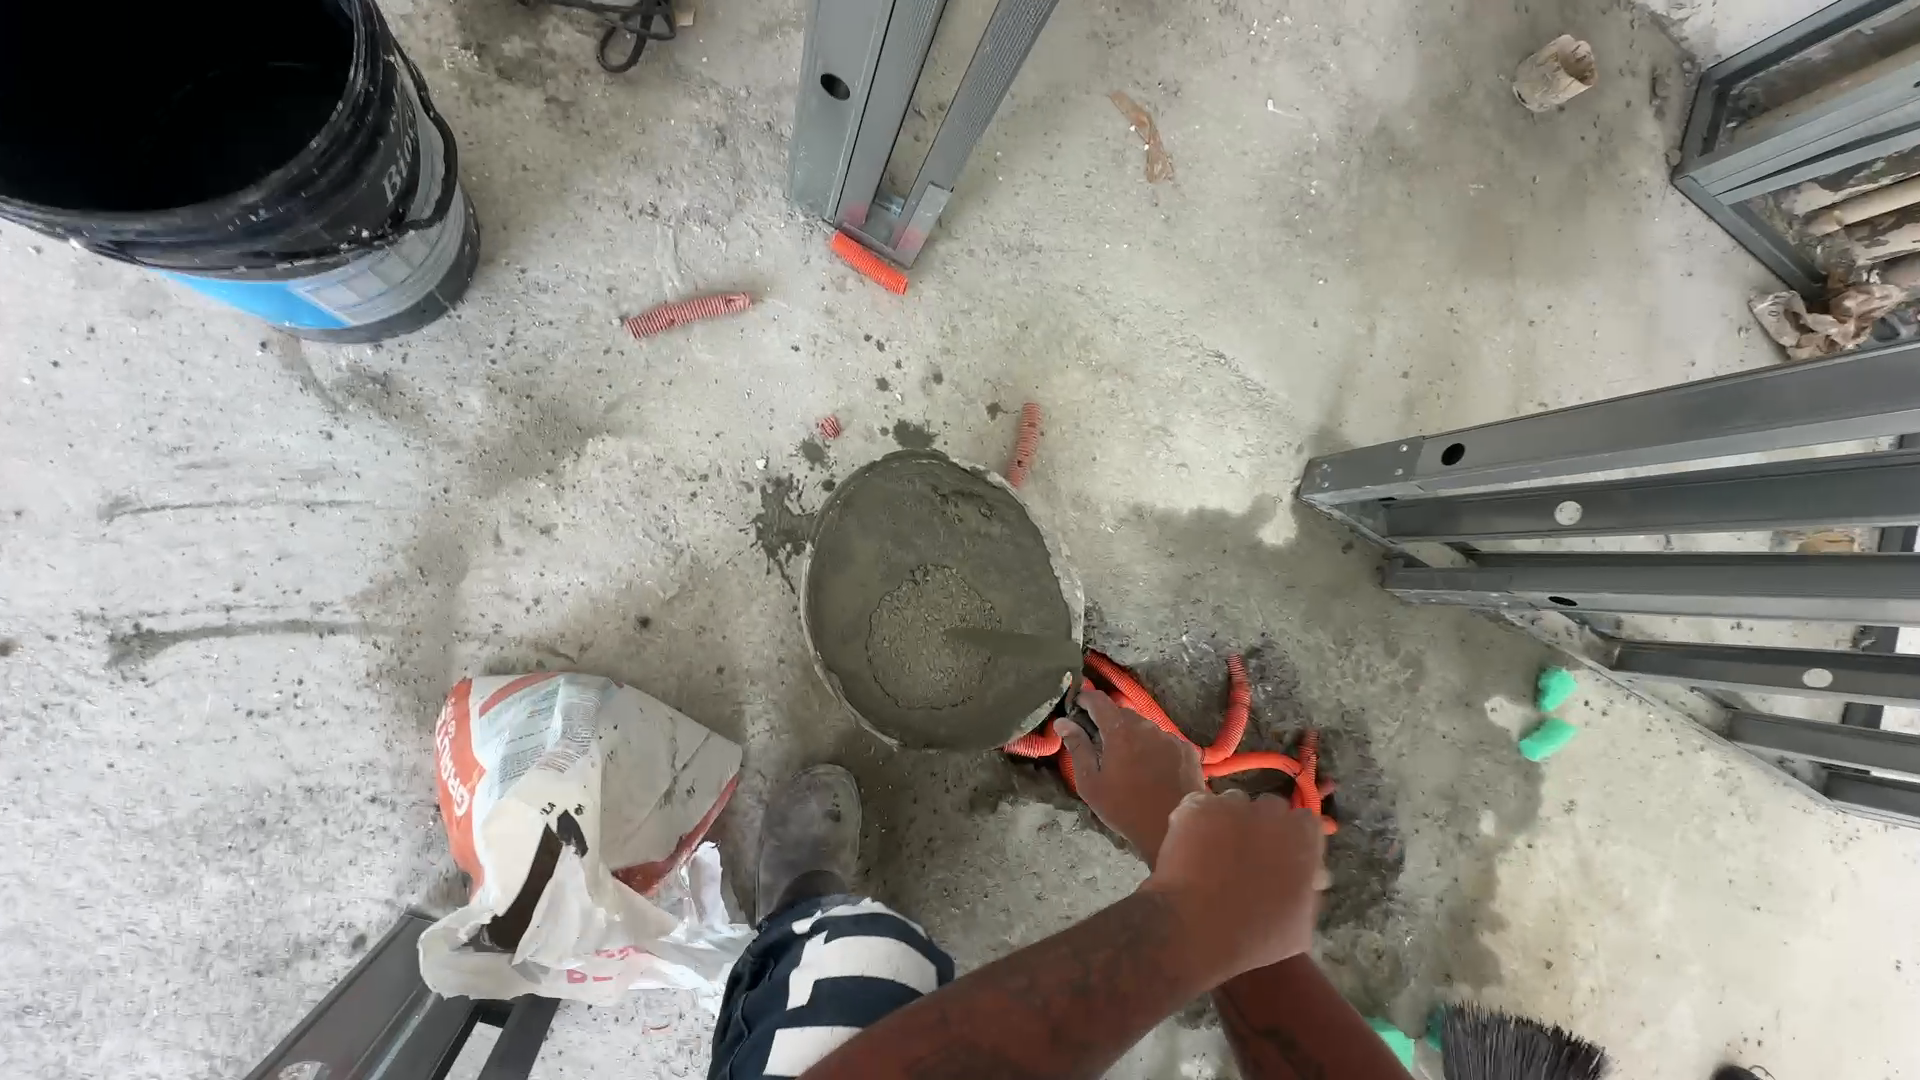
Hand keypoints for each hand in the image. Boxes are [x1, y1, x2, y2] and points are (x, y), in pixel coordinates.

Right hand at [1057, 686, 1203, 864]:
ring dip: (1133, 735)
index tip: (1077, 706)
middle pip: (1122, 713)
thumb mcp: (1090, 783)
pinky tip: (1153, 769)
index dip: (1085, 699)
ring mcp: (1170, 737)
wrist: (1173, 831)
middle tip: (1102, 744)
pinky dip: (1154, 747)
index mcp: (1120, 731)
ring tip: (1130, 761)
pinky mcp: (1187, 749)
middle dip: (1109, 722)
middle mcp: (1146, 726)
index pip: (1099, 700)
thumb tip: (1063, 722)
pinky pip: (1164, 739)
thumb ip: (1077, 747)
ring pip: (1144, 726)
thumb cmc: (1124, 809)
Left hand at [1144, 791, 1328, 979]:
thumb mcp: (1300, 923)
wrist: (1196, 926)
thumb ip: (1310, 890)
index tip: (1282, 855)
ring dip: (1229, 820)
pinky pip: (1200, 804)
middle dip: (1263, 826)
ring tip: (1216, 850)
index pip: (1305, 824)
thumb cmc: (1256, 934)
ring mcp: (1230, 804)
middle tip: (1248, 853)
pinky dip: (1198, 819)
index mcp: (1302, 836)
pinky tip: (1193, 844)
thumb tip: (1314, 874)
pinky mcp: (1195, 805)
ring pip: (1233, 803)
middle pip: (1270, 809)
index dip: (1293, 839)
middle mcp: (1269, 811)